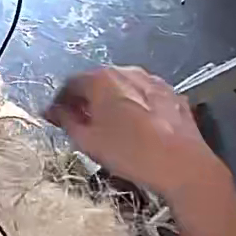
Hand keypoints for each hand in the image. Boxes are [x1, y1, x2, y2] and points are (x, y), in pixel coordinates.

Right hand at [47, 66, 227, 198]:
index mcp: (101, 79)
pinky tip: (135, 127)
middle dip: (85, 100)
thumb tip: (52, 110)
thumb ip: (65, 120)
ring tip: (109, 127)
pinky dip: (133, 106)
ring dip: (110, 102)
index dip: (60, 101)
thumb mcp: (87, 141)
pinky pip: (143, 95)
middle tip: (80, 124)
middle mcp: (125, 71)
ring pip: (121, 87)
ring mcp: (152, 80)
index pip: (70, 83)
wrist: (183, 164)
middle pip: (96, 82)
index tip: (57, 118)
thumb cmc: (129, 153)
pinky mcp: (171, 93)